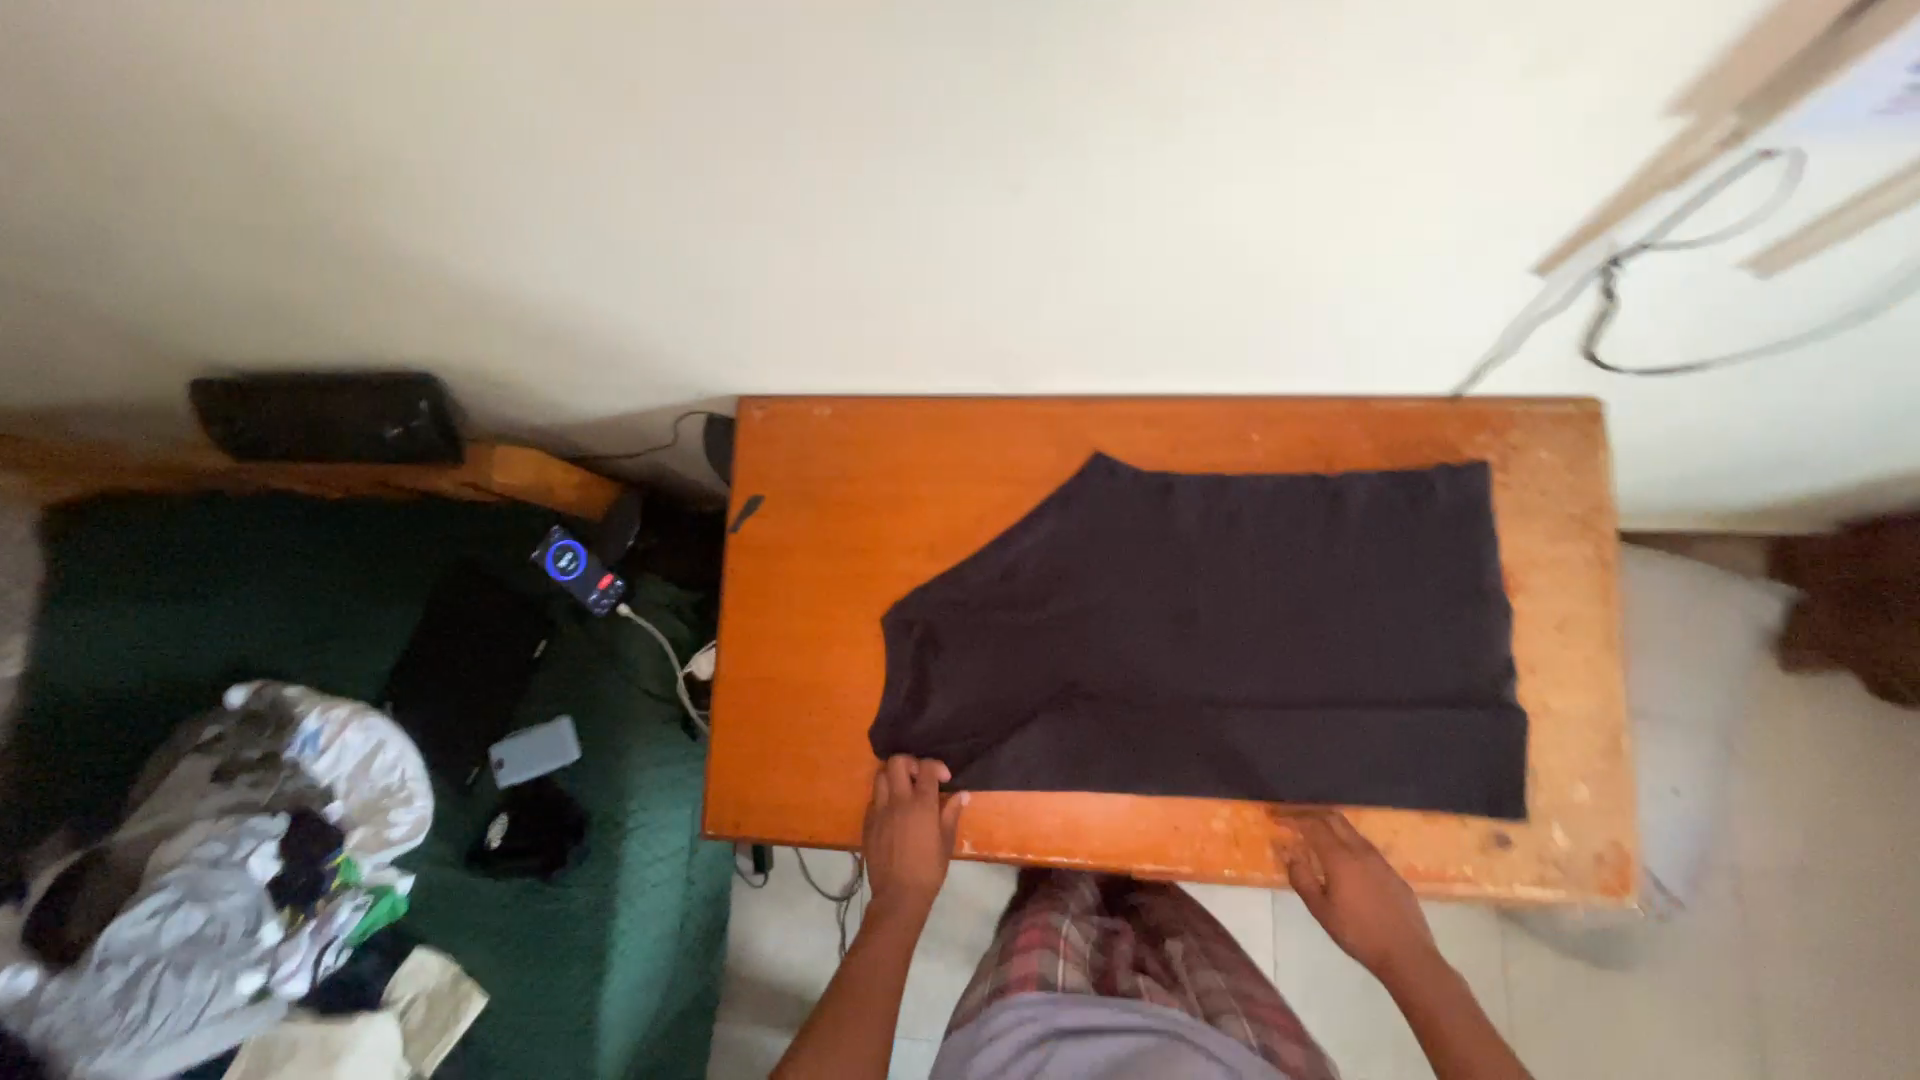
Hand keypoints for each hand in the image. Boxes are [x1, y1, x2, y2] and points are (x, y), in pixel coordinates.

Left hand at [862, 755, 966, 919]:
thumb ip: (951, 812)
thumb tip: (962, 794)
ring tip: (905, 791)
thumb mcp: (946, 841)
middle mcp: (897, 801)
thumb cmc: (929, 870)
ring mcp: (879, 810)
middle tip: (920, 778)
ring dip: (894, 777)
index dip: (937, 766)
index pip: (926, 768)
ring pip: (881, 776)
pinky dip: (884, 797)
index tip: (944, 779)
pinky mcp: (867, 822)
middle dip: (911, 763)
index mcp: (921, 804)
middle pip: (897, 762)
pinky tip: (893, 812)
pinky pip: (873, 799)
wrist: (898, 895)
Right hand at [1280, 812, 1440, 980]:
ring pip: (1351, 831)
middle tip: (1294, 821)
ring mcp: (1380, 860)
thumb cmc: (1357, 933)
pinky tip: (1343, 861)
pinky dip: (1347, 842)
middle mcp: (1361, 851)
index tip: (1277, 819)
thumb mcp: (1320, 910)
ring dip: (1330, 827)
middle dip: (1311, 814)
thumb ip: (1301, 878)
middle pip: (1334, 819)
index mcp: (1340, 858)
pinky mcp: (1392, 872)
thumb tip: (1289, 853)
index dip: (1292, 818)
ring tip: (1315, 838)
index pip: (1312, 825)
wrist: (1407, 954)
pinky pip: (1365, 847)